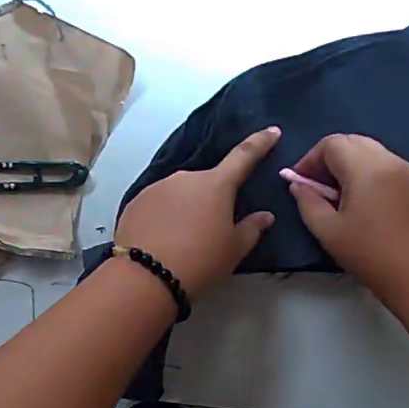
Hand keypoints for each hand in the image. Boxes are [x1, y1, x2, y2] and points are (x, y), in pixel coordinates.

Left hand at [114, 126, 279, 296]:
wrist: (146, 276)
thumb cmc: (200, 261)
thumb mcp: (234, 250)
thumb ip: (252, 229)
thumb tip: (265, 216)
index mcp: (216, 184)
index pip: (244, 156)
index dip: (261, 142)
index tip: (272, 131)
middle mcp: (186, 177)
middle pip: (208, 182)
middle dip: (214, 198)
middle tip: (214, 228)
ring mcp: (158, 187)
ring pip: (182, 193)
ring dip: (188, 208)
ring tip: (186, 239)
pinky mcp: (136, 201)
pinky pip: (160, 204)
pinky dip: (166, 216)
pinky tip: (165, 239)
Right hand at [283, 134, 408, 298]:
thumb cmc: (370, 254)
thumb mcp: (329, 232)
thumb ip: (308, 203)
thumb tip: (297, 184)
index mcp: (365, 168)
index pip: (331, 144)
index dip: (309, 159)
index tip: (299, 182)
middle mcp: (390, 160)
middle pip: (354, 142)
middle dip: (330, 158)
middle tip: (317, 187)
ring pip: (373, 153)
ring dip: (351, 166)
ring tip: (341, 197)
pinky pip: (389, 167)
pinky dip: (371, 174)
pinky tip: (366, 203)